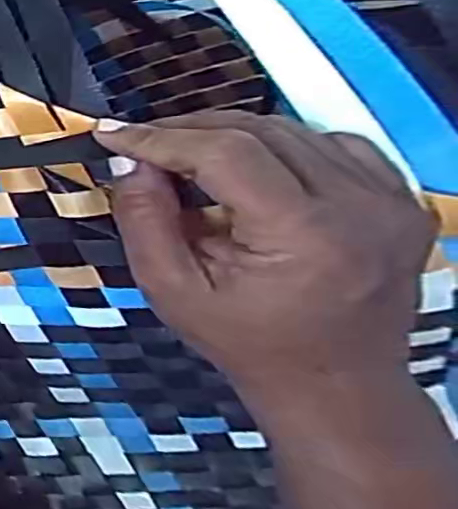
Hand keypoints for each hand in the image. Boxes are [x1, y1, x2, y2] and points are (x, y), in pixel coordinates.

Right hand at [95, 112, 435, 408]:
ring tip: (178, 152)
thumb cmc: (246, 339)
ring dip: (224, 132)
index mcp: (305, 234)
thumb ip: (143, 218)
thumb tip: (130, 164)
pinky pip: (331, 144)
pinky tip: (242, 162)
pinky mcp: (397, 202)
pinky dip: (276, 142)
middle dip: (184, 130)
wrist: (332, 378)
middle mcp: (362, 209)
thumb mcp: (168, 284)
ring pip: (292, 130)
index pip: (224, 153)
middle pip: (259, 132)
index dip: (158, 138)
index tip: (110, 137)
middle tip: (135, 143)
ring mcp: (390, 203)